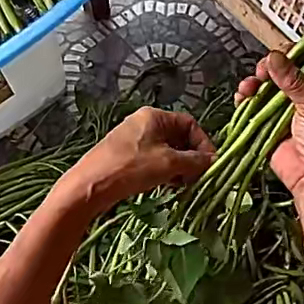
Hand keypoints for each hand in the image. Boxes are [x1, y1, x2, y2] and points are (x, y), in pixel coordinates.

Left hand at [59, 107, 215, 212]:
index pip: (190, 124)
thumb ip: (195, 161)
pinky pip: (154, 161)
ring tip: (183, 185)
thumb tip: (214, 161)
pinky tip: (168, 187)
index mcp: (154, 116)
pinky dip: (165, 172)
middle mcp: (144, 124)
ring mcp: (134, 141)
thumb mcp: (168, 163)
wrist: (89, 186)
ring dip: (179, 168)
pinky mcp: (127, 158)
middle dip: (192, 158)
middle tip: (198, 178)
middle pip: (179, 138)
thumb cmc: (130, 168)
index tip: (210, 164)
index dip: (203, 143)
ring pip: (167, 152)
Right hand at [237, 52, 303, 198]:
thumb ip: (293, 81)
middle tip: (260, 73)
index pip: (298, 63)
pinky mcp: (265, 126)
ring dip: (252, 85)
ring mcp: (280, 112)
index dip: (285, 58)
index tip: (275, 58)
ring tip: (248, 87)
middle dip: (264, 71)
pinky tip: (242, 98)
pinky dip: (244, 102)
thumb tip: (275, 58)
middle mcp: (298, 98)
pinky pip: (251, 110)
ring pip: (261, 90)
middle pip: (276, 75)